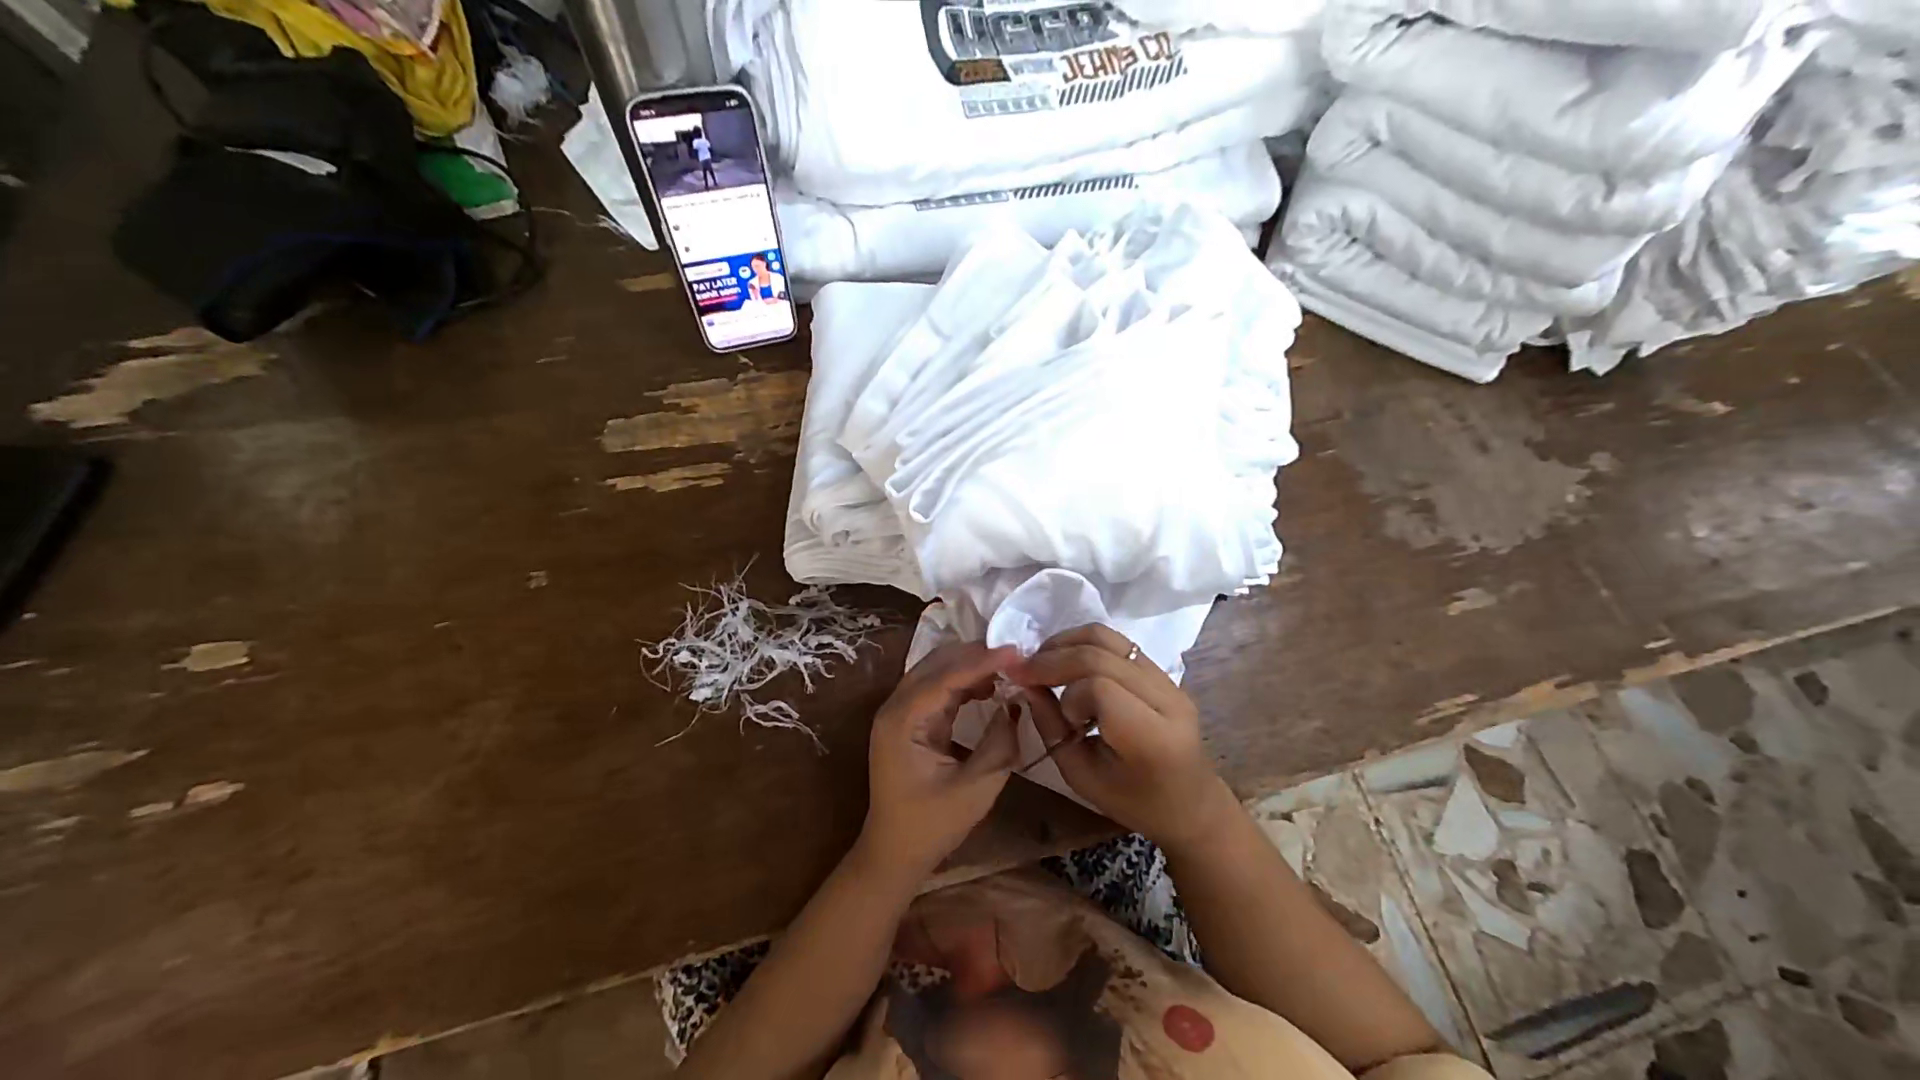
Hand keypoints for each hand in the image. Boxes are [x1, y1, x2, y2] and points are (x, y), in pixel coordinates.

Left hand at [861, 642, 1023, 877]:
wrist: (894, 852)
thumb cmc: (932, 825)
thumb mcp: (976, 789)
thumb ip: (999, 744)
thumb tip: (1016, 706)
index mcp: (902, 721)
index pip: (946, 676)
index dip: (983, 661)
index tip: (1018, 652)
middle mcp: (895, 707)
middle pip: (936, 663)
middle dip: (976, 655)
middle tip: (1018, 655)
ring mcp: (899, 712)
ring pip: (936, 670)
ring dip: (970, 665)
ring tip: (1009, 668)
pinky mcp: (909, 720)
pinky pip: (937, 687)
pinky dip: (963, 681)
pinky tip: (989, 687)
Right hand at [1013, 624, 1237, 852]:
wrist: (1191, 803)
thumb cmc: (1134, 802)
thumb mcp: (1082, 777)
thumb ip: (1053, 729)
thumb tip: (1027, 686)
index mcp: (1151, 737)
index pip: (1100, 687)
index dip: (1067, 693)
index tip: (1050, 708)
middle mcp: (1166, 700)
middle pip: (1101, 654)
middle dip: (1054, 658)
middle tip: (1023, 671)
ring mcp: (1169, 681)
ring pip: (1109, 638)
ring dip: (1066, 642)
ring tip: (1041, 661)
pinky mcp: (1163, 672)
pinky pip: (1118, 643)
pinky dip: (1083, 644)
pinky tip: (1065, 661)